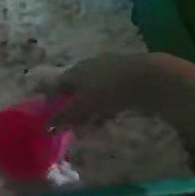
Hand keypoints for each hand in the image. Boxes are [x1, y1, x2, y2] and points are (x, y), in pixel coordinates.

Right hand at [42, 53, 194, 127]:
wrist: (148, 78)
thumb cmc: (108, 89)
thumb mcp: (83, 105)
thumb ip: (64, 116)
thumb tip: (46, 127)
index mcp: (74, 71)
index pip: (56, 86)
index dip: (51, 102)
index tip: (51, 119)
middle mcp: (88, 68)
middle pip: (75, 91)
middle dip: (72, 109)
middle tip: (73, 127)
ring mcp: (107, 72)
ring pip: (92, 94)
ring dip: (89, 111)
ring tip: (92, 127)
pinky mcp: (124, 79)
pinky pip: (108, 96)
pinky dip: (104, 109)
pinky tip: (108, 119)